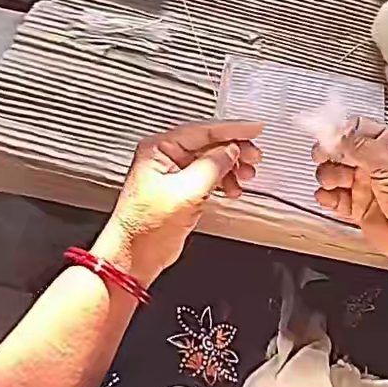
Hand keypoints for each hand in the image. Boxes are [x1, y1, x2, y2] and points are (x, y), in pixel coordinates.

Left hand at [100, 121, 263, 281]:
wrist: (133, 257)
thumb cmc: (144, 227)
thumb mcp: (186, 192)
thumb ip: (213, 166)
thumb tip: (231, 150)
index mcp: (159, 148)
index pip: (203, 130)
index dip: (233, 129)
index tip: (254, 129)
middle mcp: (165, 156)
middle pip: (209, 143)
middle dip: (234, 150)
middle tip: (254, 156)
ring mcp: (173, 173)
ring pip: (211, 160)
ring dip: (231, 167)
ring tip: (246, 175)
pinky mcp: (180, 189)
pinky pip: (208, 175)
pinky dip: (224, 180)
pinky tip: (233, 188)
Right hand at [313, 116, 387, 265]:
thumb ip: (359, 146)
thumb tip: (337, 133)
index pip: (359, 130)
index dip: (340, 132)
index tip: (325, 137)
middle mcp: (379, 164)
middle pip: (343, 151)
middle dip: (330, 154)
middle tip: (322, 157)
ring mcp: (369, 186)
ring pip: (336, 173)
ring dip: (328, 176)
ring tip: (332, 182)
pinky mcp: (360, 207)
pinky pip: (336, 198)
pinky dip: (327, 197)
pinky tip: (327, 196)